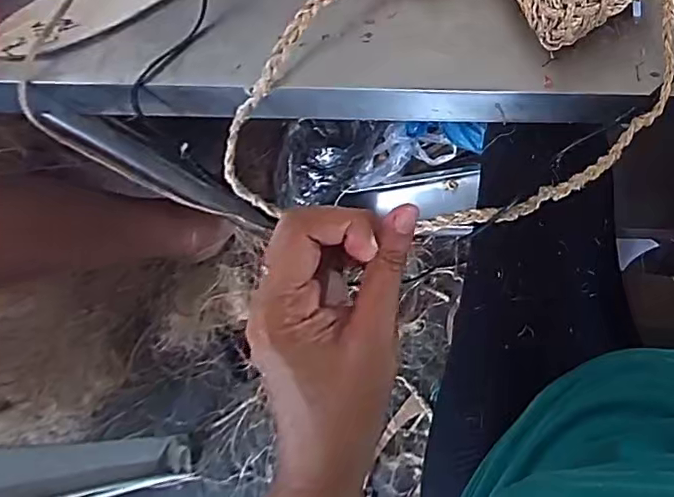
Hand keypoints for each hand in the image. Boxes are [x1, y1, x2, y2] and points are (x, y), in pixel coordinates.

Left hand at [248, 205, 418, 496]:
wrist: (328, 460)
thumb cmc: (348, 408)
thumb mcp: (376, 330)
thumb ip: (389, 265)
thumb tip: (405, 214)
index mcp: (276, 307)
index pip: (299, 229)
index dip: (345, 225)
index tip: (375, 249)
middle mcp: (268, 300)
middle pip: (302, 229)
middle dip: (349, 228)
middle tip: (381, 252)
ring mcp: (279, 305)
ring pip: (312, 242)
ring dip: (351, 242)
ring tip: (377, 266)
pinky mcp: (295, 310)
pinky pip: (318, 263)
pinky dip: (348, 258)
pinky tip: (367, 275)